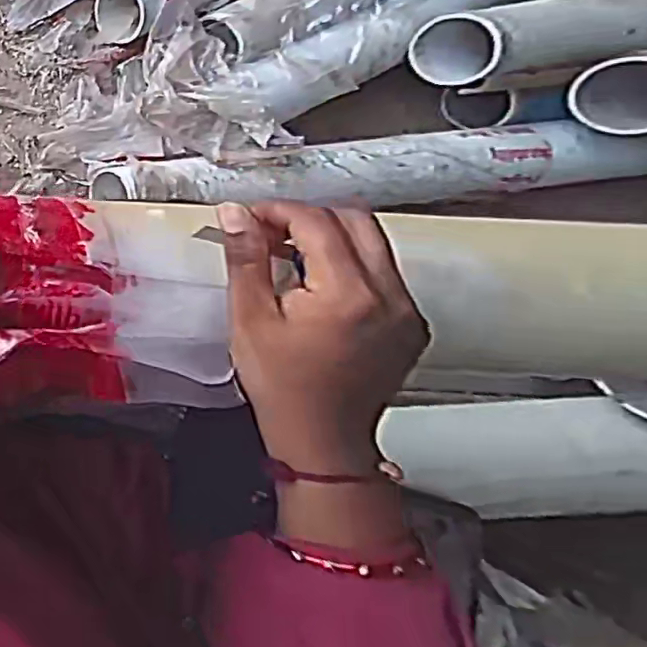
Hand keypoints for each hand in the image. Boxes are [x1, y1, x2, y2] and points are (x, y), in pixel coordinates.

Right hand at [218, 201, 428, 476]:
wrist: (321, 434)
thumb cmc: (280, 381)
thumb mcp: (249, 316)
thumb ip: (246, 258)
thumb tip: (235, 214)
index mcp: (348, 294)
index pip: (318, 222)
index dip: (277, 211)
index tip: (247, 219)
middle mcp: (390, 296)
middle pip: (355, 220)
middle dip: (306, 216)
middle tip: (267, 231)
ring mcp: (407, 310)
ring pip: (372, 242)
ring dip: (327, 236)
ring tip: (285, 255)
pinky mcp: (411, 322)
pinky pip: (382, 271)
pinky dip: (346, 262)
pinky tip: (312, 282)